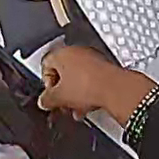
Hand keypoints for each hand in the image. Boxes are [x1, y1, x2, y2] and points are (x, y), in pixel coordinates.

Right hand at [39, 45, 154, 126]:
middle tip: (62, 103)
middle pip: (62, 71)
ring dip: (75, 92)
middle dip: (62, 90)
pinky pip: (91, 77)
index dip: (46, 83)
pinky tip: (89, 103)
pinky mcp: (104, 65)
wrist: (114, 88)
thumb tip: (44, 101)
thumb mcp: (58, 98)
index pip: (45, 65)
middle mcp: (76, 51)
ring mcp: (92, 57)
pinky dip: (88, 89)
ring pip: (77, 76)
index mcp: (61, 53)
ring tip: (77, 108)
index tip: (50, 96)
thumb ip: (47, 99)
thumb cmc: (88, 85)